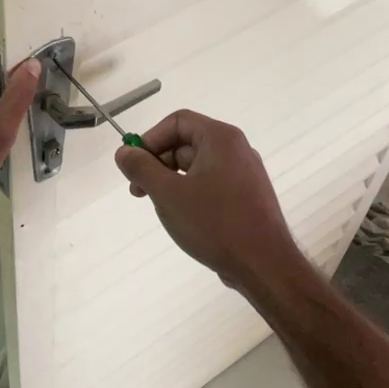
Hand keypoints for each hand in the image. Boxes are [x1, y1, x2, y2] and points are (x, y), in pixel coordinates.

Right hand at [114, 110, 308, 285]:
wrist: (265, 266)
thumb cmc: (215, 223)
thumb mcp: (168, 194)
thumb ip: (141, 169)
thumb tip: (124, 153)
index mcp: (220, 139)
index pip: (177, 121)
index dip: (150, 138)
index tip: (134, 165)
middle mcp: (236, 150)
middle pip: (186, 143)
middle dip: (157, 163)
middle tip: (138, 190)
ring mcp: (244, 174)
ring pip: (197, 166)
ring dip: (171, 181)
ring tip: (160, 207)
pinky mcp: (247, 197)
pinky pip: (211, 184)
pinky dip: (190, 193)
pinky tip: (183, 218)